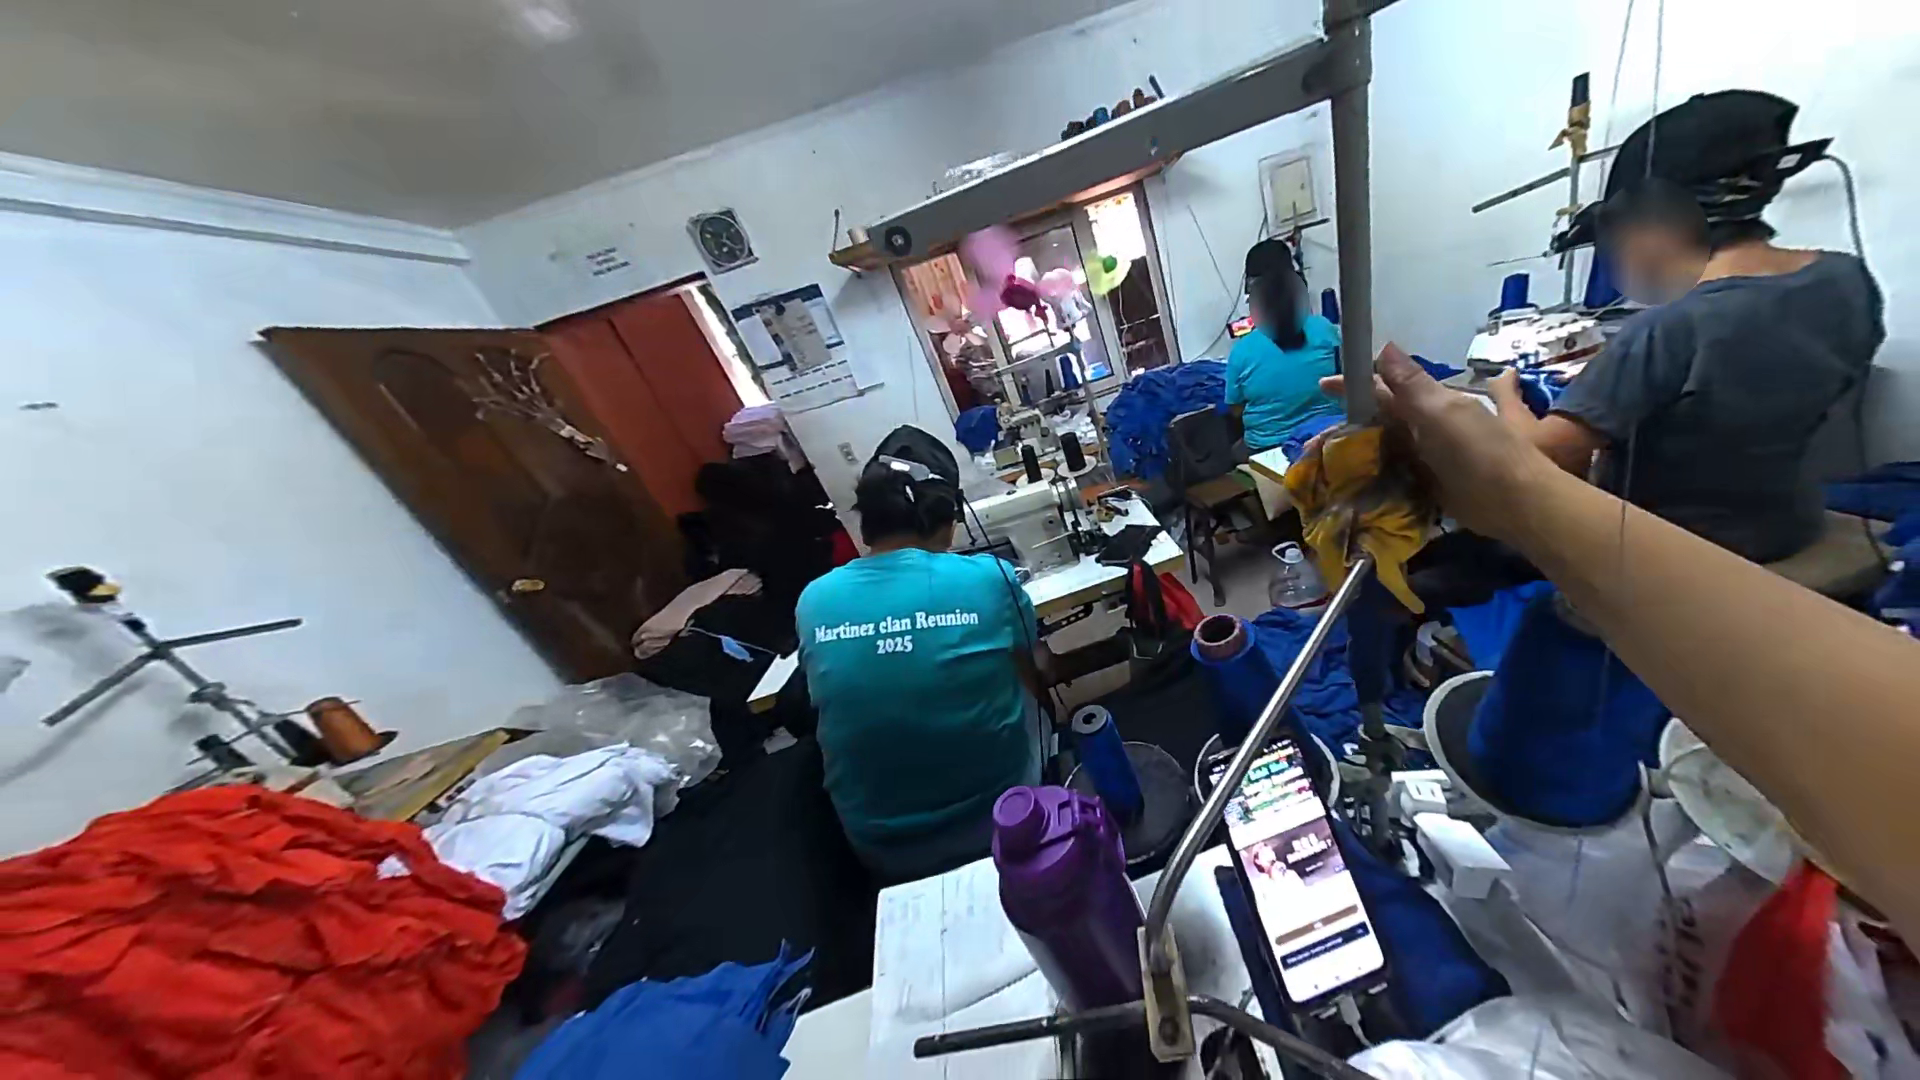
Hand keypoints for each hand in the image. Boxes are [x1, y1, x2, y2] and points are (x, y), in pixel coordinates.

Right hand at [1319, 344, 1556, 540]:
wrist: (1513, 501)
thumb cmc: (1479, 451)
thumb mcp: (1442, 412)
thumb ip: (1410, 383)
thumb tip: (1382, 345)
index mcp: (1425, 405)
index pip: (1380, 389)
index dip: (1352, 384)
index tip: (1321, 386)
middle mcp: (1419, 428)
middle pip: (1372, 422)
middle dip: (1341, 429)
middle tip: (1311, 447)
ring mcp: (1418, 456)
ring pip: (1374, 449)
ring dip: (1347, 457)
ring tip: (1319, 469)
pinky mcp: (1418, 483)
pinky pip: (1382, 475)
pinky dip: (1362, 478)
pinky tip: (1341, 486)